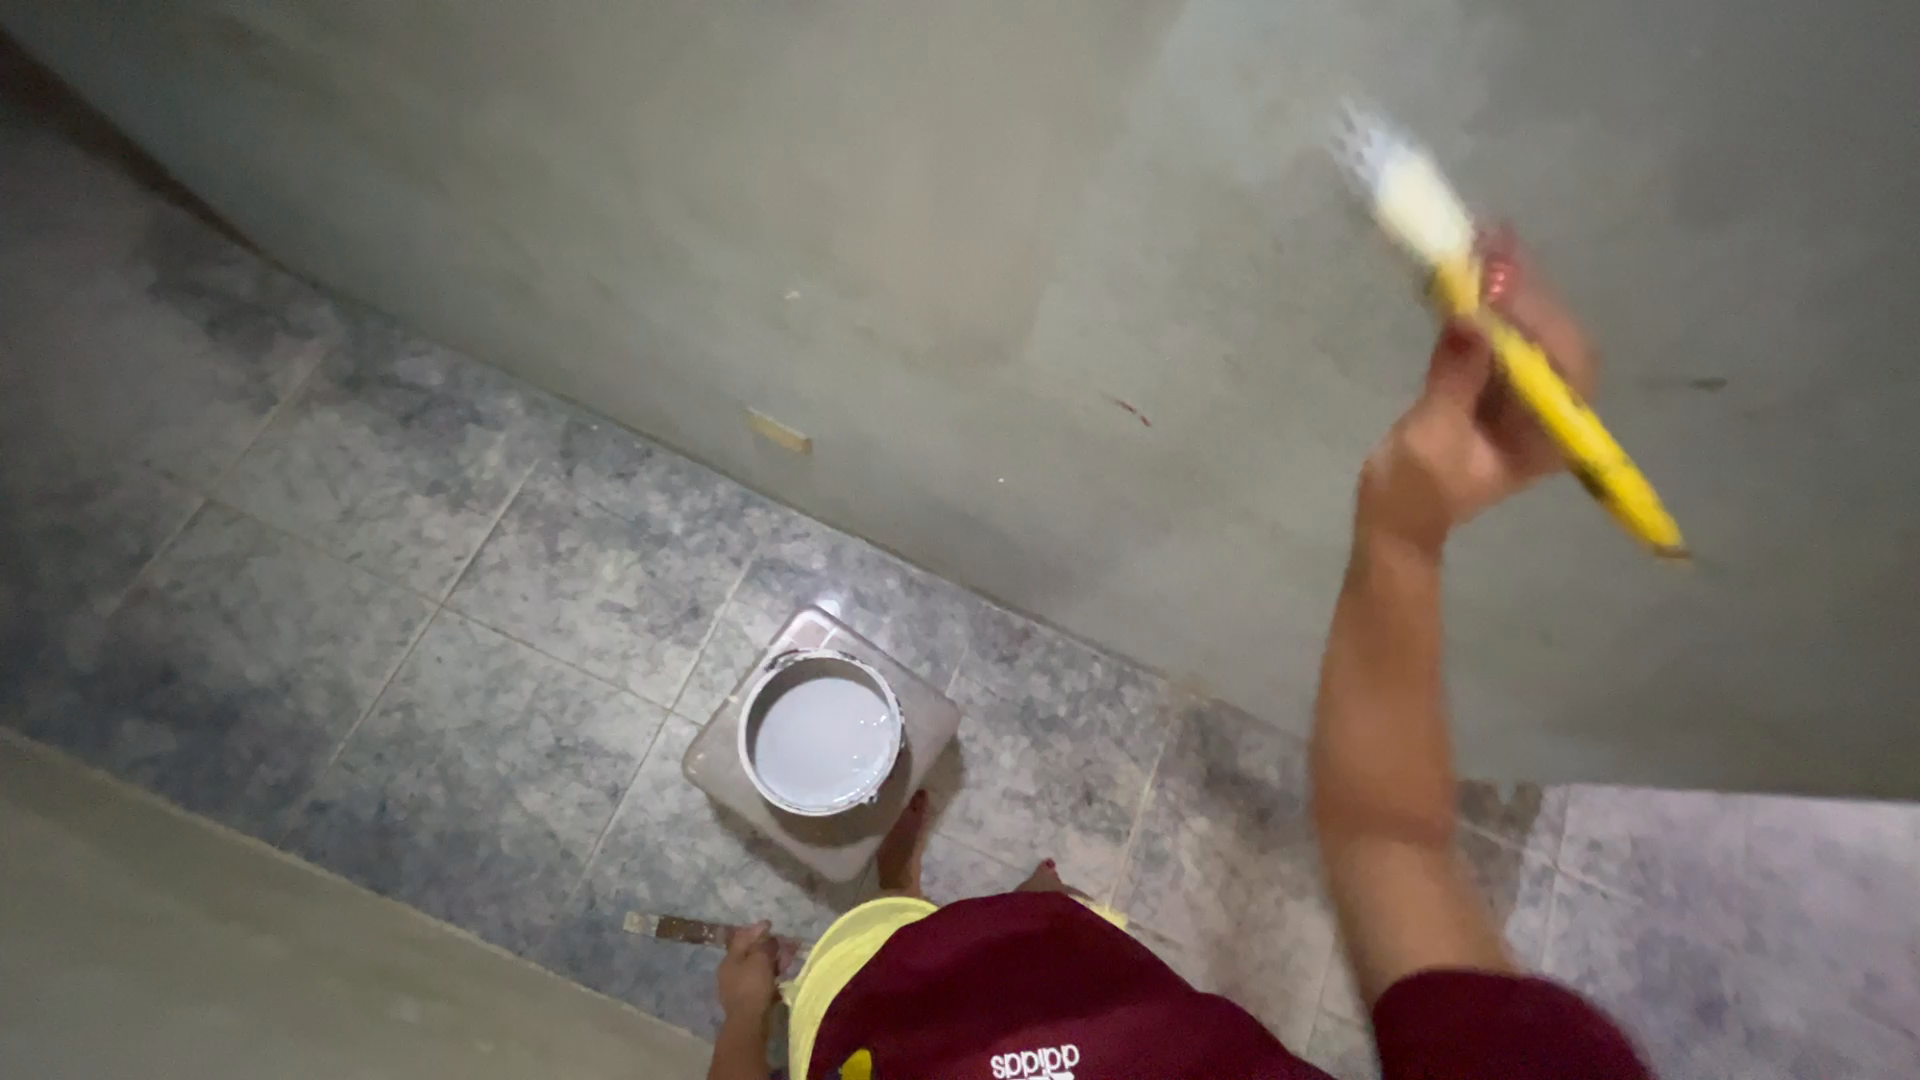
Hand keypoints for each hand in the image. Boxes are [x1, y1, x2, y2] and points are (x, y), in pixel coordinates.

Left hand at [716, 921, 784, 1022]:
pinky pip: (761, 982)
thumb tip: (768, 937)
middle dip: (770, 947)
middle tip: (786, 944)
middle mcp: (731, 972)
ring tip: (789, 961)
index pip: (742, 938)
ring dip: (774, 962)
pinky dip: (772, 977)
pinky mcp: (748, 1000)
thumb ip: (765, 944)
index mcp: (729, 960)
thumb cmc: (752, 986)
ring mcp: (739, 988)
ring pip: (758, 968)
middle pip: (752, 953)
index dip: (757, 929)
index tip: (771, 924)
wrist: (749, 1023)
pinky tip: (782, 977)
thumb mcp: (760, 958)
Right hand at [1357, 227, 1595, 555]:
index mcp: (1549, 434)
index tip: (1498, 281)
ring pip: (1529, 331)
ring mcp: (1524, 398)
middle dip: (1524, 288)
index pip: (1559, 361)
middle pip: (1551, 336)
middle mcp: (1549, 410)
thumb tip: (1468, 324)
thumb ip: (1453, 383)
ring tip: (1481, 242)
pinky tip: (1469, 275)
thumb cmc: (1411, 495)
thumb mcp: (1429, 443)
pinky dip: (1486, 307)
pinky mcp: (1496, 389)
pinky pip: (1501, 339)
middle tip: (1493, 240)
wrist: (1395, 523)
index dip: (1533, 317)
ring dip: (1507, 287)